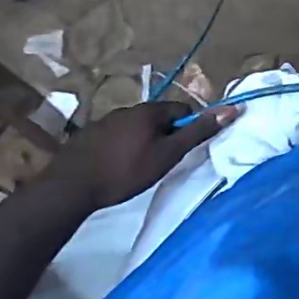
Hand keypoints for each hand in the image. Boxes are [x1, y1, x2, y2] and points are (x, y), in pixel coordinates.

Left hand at [41, 102, 232, 210]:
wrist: (67, 189)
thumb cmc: (125, 171)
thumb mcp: (169, 154)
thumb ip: (199, 131)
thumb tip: (232, 109)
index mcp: (149, 111)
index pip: (183, 109)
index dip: (189, 128)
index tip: (182, 149)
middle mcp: (127, 110)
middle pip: (159, 118)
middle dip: (165, 134)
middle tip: (163, 160)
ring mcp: (103, 122)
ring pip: (136, 127)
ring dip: (143, 140)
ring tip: (138, 166)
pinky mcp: (85, 137)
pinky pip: (115, 136)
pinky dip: (121, 147)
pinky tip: (115, 167)